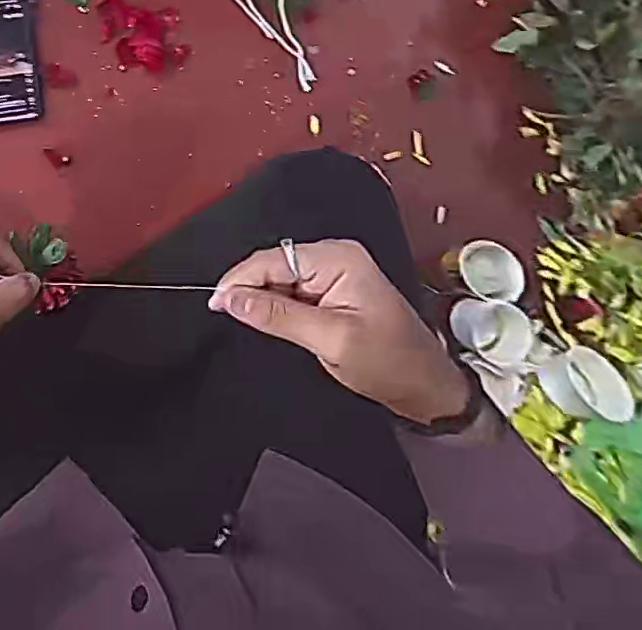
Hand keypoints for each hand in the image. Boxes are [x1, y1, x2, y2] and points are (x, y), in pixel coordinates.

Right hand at [211, 240, 471, 426]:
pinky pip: (292, 289)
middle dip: (249, 288)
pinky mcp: (331, 288)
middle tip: (226, 314)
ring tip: (246, 320)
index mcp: (339, 258)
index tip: (216, 302)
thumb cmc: (389, 362)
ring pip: (280, 277)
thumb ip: (277, 315)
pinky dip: (277, 305)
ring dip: (262, 298)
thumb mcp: (330, 340)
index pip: (274, 258)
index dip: (240, 278)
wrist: (426, 385)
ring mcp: (334, 271)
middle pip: (274, 264)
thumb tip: (232, 299)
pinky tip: (269, 320)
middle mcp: (335, 256)